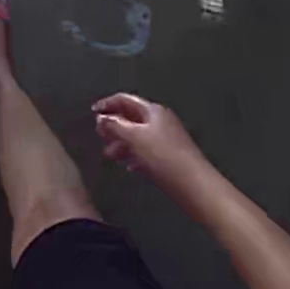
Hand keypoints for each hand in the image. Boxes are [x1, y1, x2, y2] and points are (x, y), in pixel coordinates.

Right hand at [93, 92, 208, 184]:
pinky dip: (135, 155)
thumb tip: (101, 118)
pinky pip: (147, 150)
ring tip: (110, 156)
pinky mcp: (170, 157)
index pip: (125, 99)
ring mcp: (167, 139)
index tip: (92, 113)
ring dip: (122, 143)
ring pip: (137, 135)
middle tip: (100, 137)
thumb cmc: (164, 158)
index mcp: (152, 111)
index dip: (107, 104)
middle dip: (114, 126)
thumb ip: (115, 125)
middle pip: (131, 117)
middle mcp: (160, 121)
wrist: (197, 188)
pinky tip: (129, 166)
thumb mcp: (135, 138)